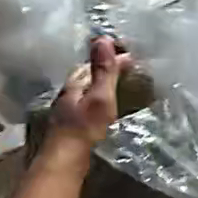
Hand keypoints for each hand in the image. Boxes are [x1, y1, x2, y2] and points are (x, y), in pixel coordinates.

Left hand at [41, 36, 129, 169]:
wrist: (66, 159)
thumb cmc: (85, 126)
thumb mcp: (100, 96)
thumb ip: (103, 70)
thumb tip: (104, 38)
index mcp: (74, 84)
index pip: (92, 64)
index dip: (111, 58)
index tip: (131, 56)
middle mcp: (67, 94)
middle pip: (85, 75)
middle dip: (103, 68)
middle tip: (125, 67)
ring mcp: (66, 110)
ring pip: (84, 89)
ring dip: (99, 83)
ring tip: (116, 84)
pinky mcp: (69, 124)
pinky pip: (85, 102)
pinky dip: (97, 98)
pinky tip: (103, 106)